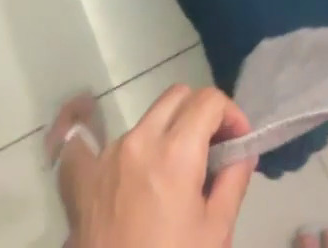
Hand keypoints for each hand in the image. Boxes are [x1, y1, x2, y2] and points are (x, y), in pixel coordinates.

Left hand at [72, 84, 255, 247]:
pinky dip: (136, 149)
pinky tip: (140, 176)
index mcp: (175, 152)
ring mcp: (108, 151)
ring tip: (178, 173)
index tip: (239, 139)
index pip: (208, 100)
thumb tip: (242, 151)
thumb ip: (233, 182)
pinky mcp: (84, 168)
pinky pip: (114, 140)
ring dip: (169, 132)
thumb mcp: (215, 230)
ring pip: (147, 118)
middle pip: (176, 96)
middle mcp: (139, 139)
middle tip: (213, 148)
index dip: (231, 113)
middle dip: (201, 113)